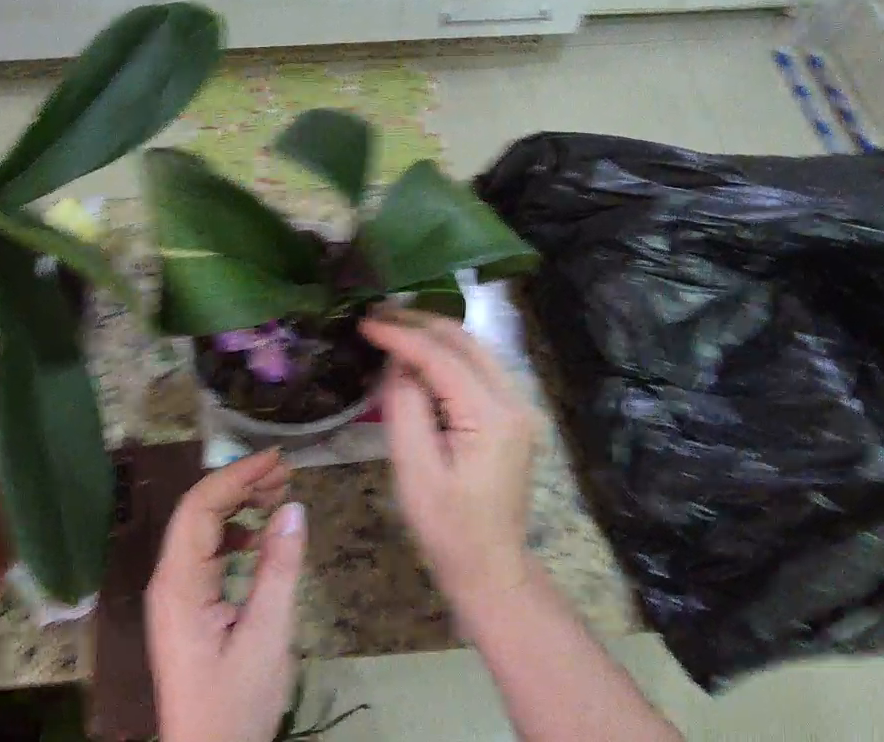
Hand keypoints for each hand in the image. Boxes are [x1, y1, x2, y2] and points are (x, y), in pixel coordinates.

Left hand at [147, 448, 306, 741]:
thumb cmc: (235, 704)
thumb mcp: (266, 638)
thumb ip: (278, 569)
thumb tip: (293, 508)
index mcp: (179, 582)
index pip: (201, 506)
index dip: (236, 475)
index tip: (276, 460)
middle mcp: (169, 579)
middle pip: (199, 512)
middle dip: (239, 485)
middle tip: (284, 473)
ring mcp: (175, 593)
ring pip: (203, 529)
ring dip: (238, 506)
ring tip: (278, 494)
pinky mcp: (186, 606)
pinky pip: (207, 553)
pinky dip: (234, 534)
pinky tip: (260, 536)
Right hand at [363, 308, 537, 603]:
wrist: (491, 568)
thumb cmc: (447, 528)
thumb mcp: (414, 471)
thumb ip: (405, 408)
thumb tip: (397, 364)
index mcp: (492, 417)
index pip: (441, 358)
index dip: (400, 336)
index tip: (363, 322)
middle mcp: (515, 402)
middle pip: (465, 341)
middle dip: (418, 323)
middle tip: (375, 316)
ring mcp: (519, 407)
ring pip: (475, 348)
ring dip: (433, 334)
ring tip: (391, 326)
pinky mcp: (512, 415)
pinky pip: (479, 367)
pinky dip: (447, 353)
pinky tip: (418, 354)